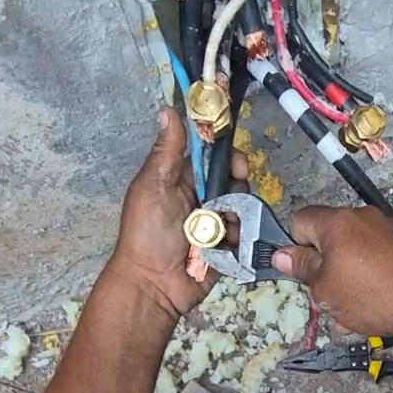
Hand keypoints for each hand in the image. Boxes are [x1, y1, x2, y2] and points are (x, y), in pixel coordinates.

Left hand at [108, 109, 243, 318]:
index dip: (226, 153)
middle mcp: (201, 198)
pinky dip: (241, 235)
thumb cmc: (147, 234)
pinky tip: (228, 242)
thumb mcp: (153, 186)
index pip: (211, 156)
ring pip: (243, 204)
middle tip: (232, 194)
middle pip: (233, 178)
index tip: (235, 160)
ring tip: (223, 226)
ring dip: (238, 212)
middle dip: (237, 183)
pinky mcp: (228, 246)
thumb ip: (167, 151)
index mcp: (181, 180)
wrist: (155, 284)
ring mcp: (216, 222)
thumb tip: (168, 108)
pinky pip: (246, 232)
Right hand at [272, 205, 392, 338]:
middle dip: (325, 260)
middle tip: (329, 290)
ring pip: (355, 245)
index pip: (301, 219)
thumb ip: (302, 268)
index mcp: (337, 222)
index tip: (302, 268)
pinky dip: (373, 268)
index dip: (296, 245)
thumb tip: (283, 255)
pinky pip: (378, 251)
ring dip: (349, 267)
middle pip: (330, 233)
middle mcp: (363, 216)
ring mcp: (388, 226)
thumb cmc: (373, 298)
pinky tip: (378, 294)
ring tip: (356, 299)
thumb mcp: (326, 290)